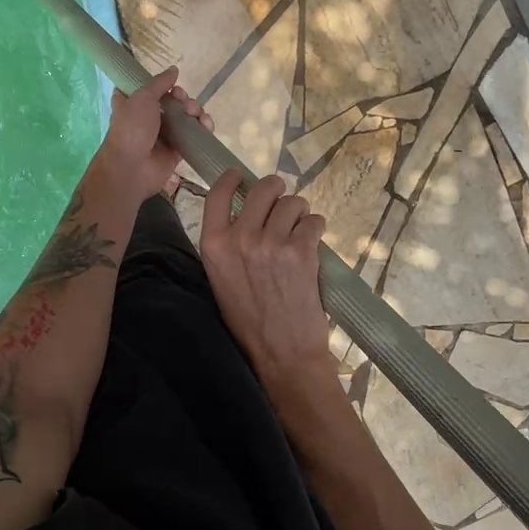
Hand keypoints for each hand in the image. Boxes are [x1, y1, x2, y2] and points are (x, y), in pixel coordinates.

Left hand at [85, 66, 211, 202]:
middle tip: (183, 101)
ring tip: (194, 113)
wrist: (132, 167)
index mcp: (133, 104)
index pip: (148, 89)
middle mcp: (147, 119)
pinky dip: (202, 128)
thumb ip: (159, 82)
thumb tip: (174, 70)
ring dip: (194, 111)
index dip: (161, 84)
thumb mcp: (142, 96)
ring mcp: (162, 135)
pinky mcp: (176, 150)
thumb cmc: (131, 128)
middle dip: (182, 98)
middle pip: (172, 102)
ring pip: (184, 117)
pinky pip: (193, 136)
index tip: (169, 84)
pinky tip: (205, 125)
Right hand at [199, 169, 331, 386]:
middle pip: (263, 187)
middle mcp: (239, 238)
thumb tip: (244, 213)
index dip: (234, 178)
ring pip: (293, 203)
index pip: (219, 193)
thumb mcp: (221, 280)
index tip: (242, 178)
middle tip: (282, 210)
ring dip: (299, 215)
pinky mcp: (302, 250)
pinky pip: (314, 221)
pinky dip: (315, 230)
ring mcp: (271, 242)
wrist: (280, 351)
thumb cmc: (247, 320)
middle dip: (277, 193)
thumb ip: (227, 245)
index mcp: (212, 245)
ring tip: (296, 237)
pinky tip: (310, 248)